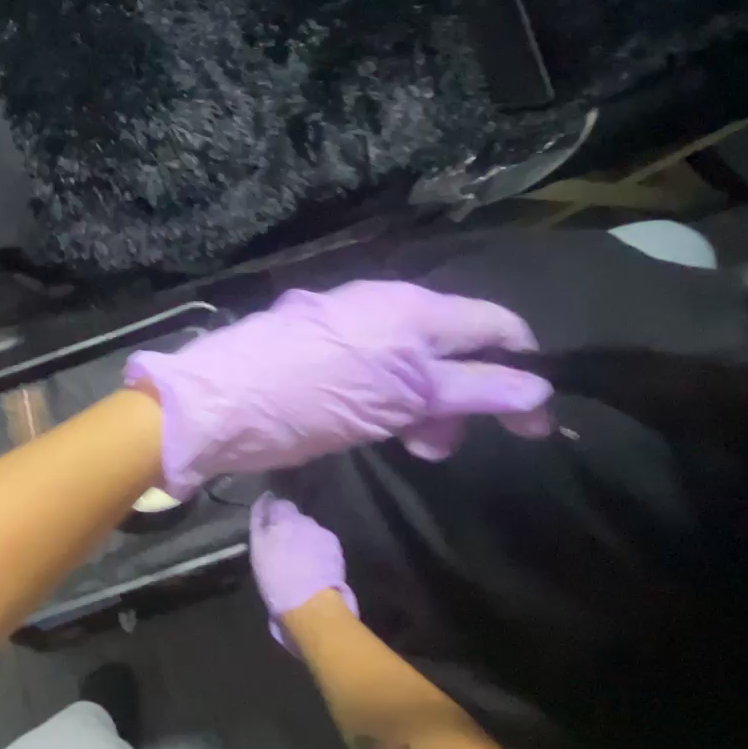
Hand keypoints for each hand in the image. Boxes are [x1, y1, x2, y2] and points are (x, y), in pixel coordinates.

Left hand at [124, 280, 551, 495]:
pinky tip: (374, 428)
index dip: (523, 368)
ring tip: (410, 445)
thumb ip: (469, 389)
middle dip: (465, 396)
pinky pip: (370, 366)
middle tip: (445, 446)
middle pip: (451, 344)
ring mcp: (341, 322)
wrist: (209, 404)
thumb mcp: (398, 401)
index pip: (494, 322)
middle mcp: (379, 303)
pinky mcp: (311, 344)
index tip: (535, 422)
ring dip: (424, 405)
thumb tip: (538, 387)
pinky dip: (385, 398)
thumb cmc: (308, 401)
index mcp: (409, 306)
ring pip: (409, 361)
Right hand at [250, 495, 354, 648]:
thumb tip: (264, 499)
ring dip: (305, 539)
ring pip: (311, 531)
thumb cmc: (275, 575)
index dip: (273, 514)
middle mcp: (306, 520)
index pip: (278, 503)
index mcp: (284, 517)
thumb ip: (259, 520)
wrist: (310, 604)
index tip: (268, 528)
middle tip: (282, 547)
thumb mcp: (257, 547)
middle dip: (291, 527)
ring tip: (299, 559)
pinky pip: (324, 545)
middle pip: (296, 518)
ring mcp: (324, 535)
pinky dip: (318, 551)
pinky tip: (313, 566)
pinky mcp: (337, 551)